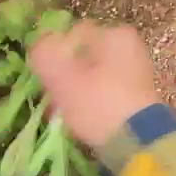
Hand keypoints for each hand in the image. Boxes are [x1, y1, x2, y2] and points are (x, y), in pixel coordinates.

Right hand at [29, 23, 163, 150]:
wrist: (135, 140)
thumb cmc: (97, 105)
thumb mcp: (63, 79)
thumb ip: (45, 56)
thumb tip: (38, 45)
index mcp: (113, 35)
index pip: (72, 35)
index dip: (53, 56)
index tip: (45, 80)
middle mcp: (129, 46)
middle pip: (82, 57)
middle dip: (63, 78)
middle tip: (52, 101)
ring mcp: (136, 71)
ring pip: (92, 76)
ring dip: (74, 93)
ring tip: (63, 115)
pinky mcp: (137, 95)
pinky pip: (104, 92)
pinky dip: (90, 103)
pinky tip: (81, 120)